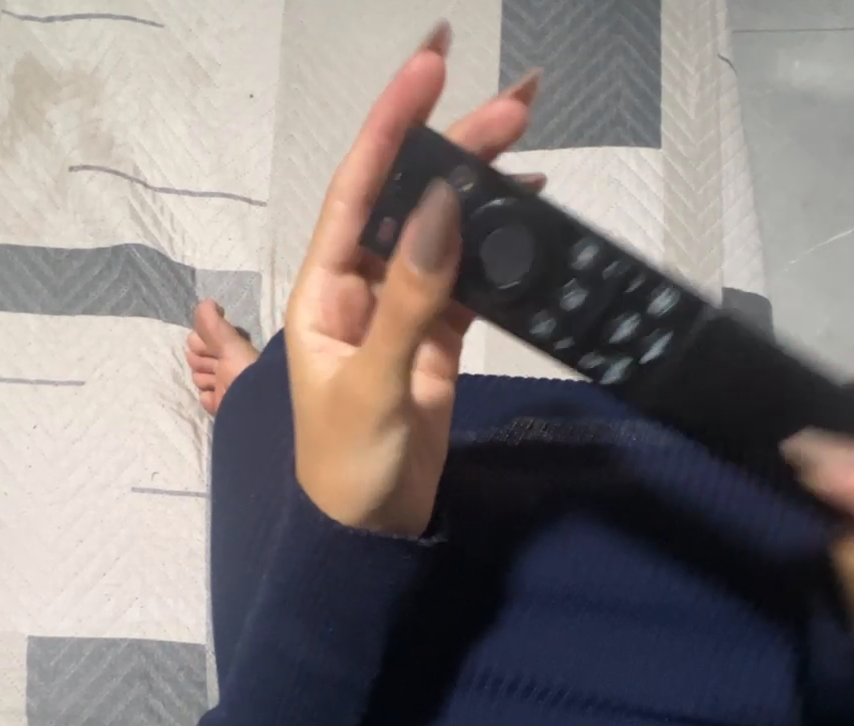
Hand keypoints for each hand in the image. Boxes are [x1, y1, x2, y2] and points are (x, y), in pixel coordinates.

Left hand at [285, 22, 540, 535]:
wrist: (371, 528)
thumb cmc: (349, 464)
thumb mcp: (374, 382)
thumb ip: (409, 299)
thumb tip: (441, 209)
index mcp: (325, 290)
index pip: (357, 191)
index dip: (390, 128)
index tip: (431, 68)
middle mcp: (360, 290)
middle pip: (407, 204)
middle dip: (453, 151)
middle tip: (516, 104)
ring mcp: (401, 315)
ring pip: (441, 240)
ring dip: (480, 199)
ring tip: (529, 153)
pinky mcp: (434, 342)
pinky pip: (466, 285)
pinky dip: (494, 257)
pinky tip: (522, 225)